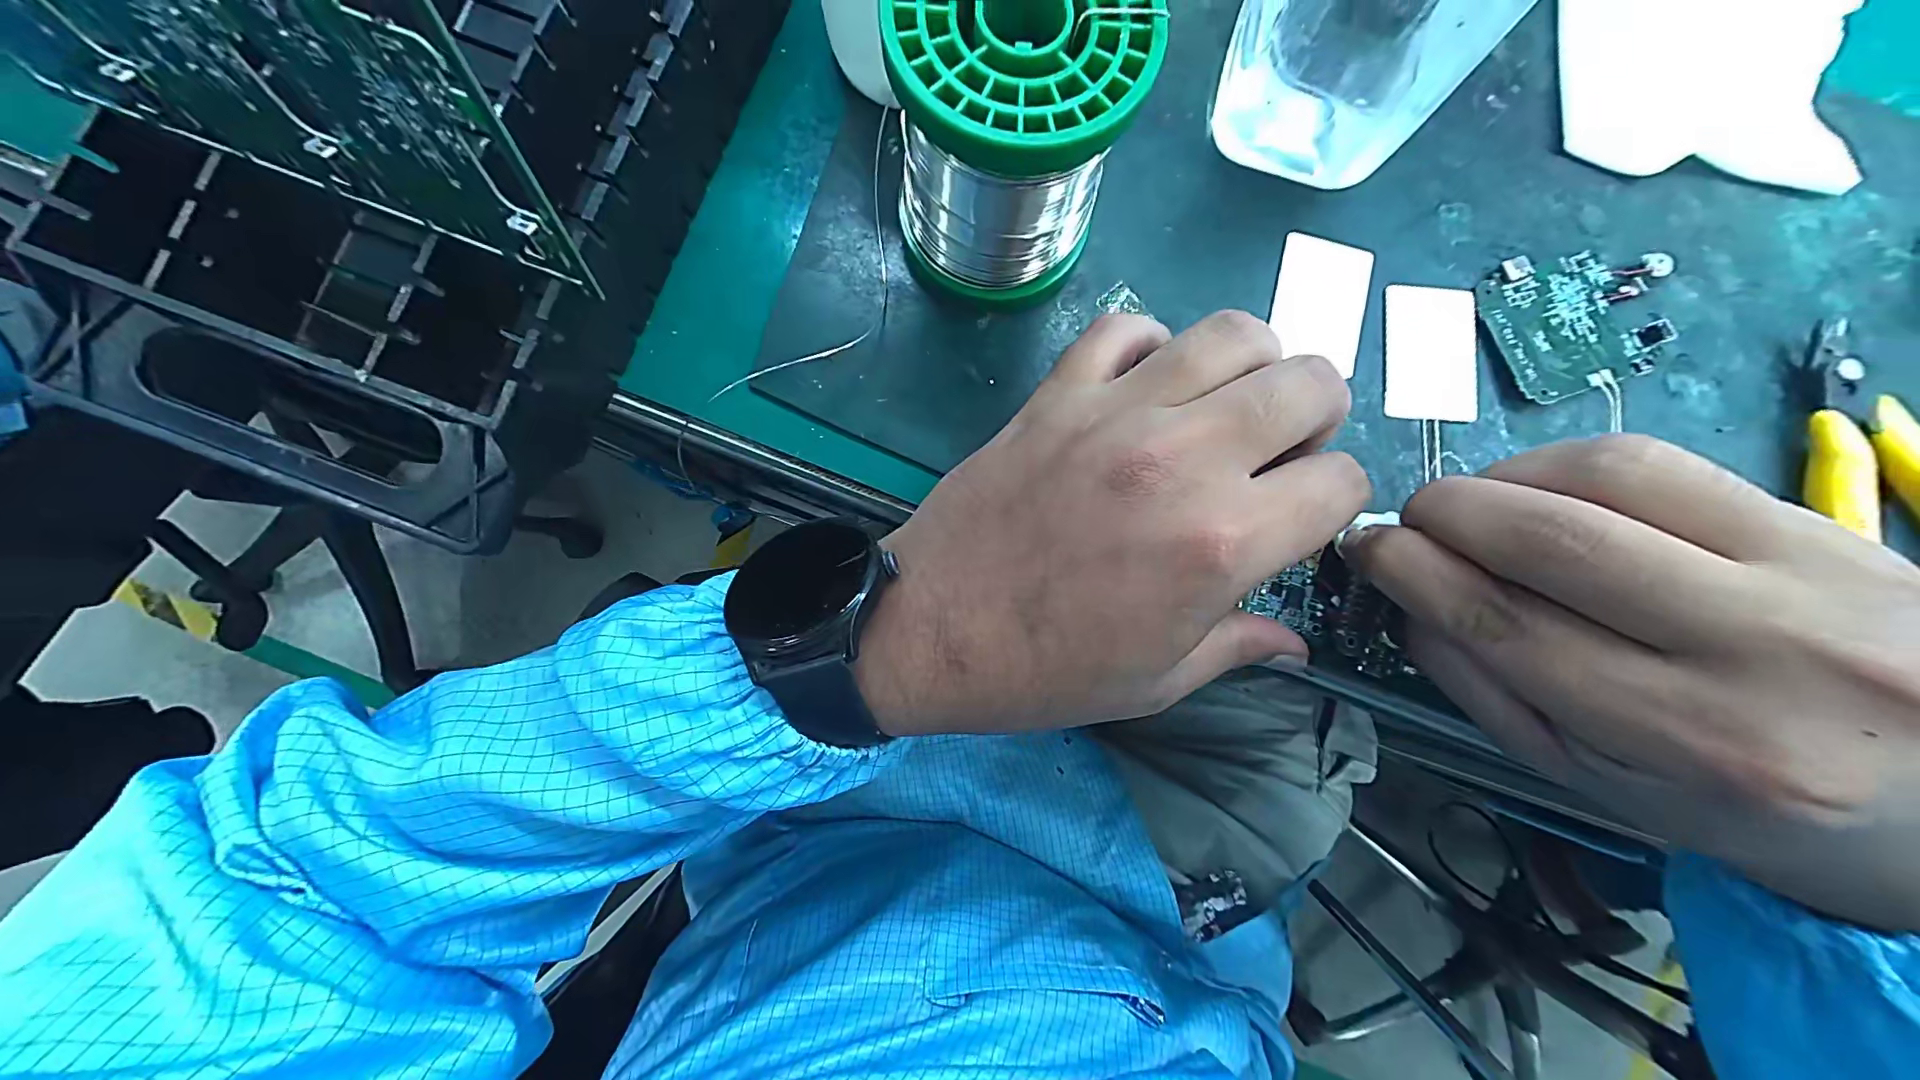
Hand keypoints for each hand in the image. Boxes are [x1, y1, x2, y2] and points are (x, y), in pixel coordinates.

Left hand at [854, 311, 1368, 737]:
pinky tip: (1144, 382)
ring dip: (1251, 364)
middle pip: (1309, 382)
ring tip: (1224, 405)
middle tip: (1277, 451)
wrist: (930, 630)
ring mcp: (1114, 415)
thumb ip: (1237, 647)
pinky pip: (1123, 328)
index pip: (1341, 481)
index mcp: (1222, 542)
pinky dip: (1149, 342)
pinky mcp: (1055, 397)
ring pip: (1231, 333)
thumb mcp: (1154, 682)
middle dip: (1316, 415)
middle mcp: (1183, 460)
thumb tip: (1292, 643)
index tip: (1300, 517)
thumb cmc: (1043, 670)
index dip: (1335, 500)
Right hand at [1344, 435, 1919, 931]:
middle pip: (1550, 541)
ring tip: (1469, 508)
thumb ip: (1482, 687)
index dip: (1411, 571)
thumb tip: (1408, 601)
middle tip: (1404, 522)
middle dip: (1441, 513)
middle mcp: (1760, 652)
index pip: (1503, 625)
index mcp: (1685, 740)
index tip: (1364, 548)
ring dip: (1499, 479)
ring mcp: (1811, 575)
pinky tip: (1536, 490)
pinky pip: (1660, 461)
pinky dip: (1562, 463)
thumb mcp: (1588, 776)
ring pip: (1606, 478)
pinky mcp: (1823, 522)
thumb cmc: (1730, 798)